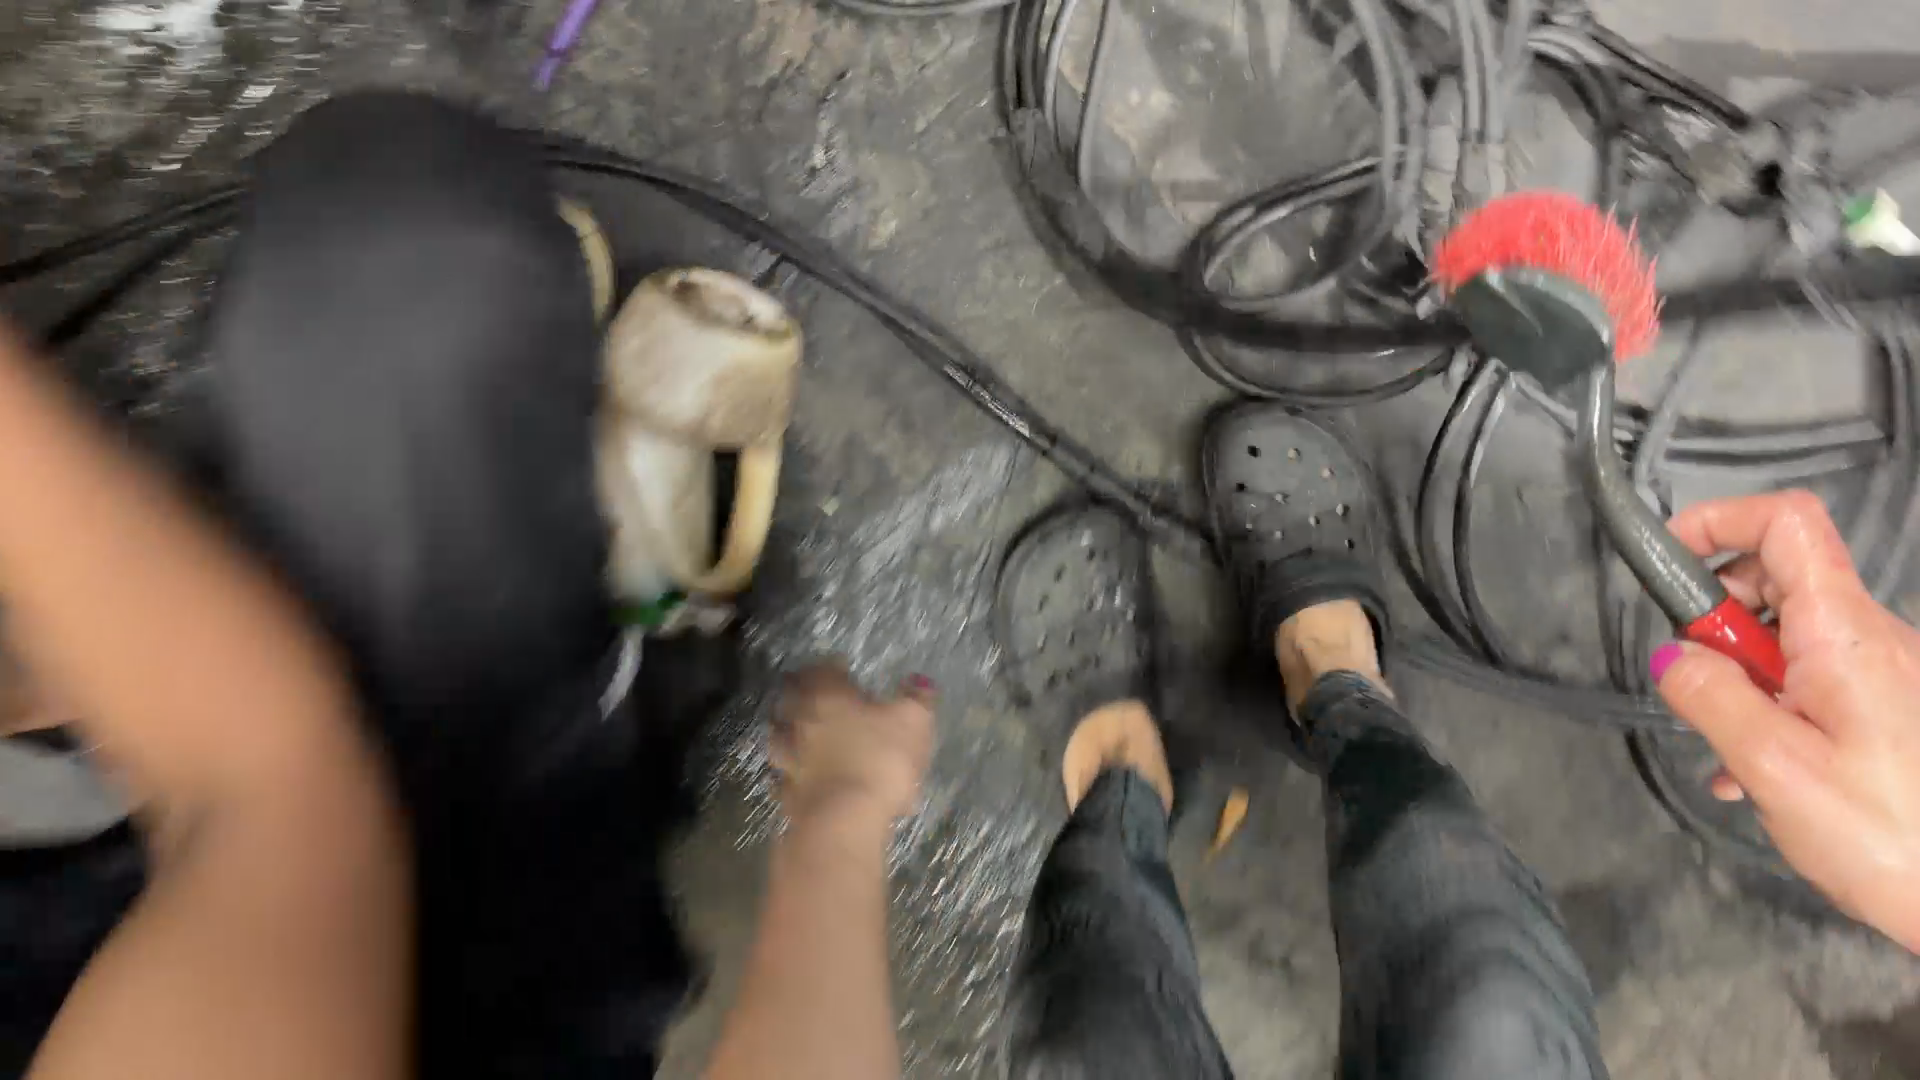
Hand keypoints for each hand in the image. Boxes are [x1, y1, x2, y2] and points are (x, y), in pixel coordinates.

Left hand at [771, 662, 933, 826]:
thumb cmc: (880, 760)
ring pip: (778, 737)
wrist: (844, 821)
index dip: (829, 666)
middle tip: (811, 693)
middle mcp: (800, 723)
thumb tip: (919, 680)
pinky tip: (798, 777)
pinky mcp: (787, 796)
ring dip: (785, 731)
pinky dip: (789, 773)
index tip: (840, 666)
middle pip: (790, 700)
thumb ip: (916, 698)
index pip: (820, 670)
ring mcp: (789, 760)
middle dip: (799, 693)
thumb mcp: (912, 721)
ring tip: (796, 732)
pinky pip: (783, 777)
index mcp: (828, 697)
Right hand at [1654, 491, 1919, 950]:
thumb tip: (1672, 655)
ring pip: (1783, 639)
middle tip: (1698, 680)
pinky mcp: (1884, 709)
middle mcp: (1870, 641)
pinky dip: (1762, 705)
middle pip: (1775, 579)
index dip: (1718, 521)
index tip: (1667, 565)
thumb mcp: (1776, 767)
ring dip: (1733, 675)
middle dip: (1712, 620)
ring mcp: (1881, 675)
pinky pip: (1805, 681)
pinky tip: (1750, 765)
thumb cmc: (1896, 836)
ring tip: (1725, 740)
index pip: (1788, 524)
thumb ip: (1709, 696)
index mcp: (1847, 636)